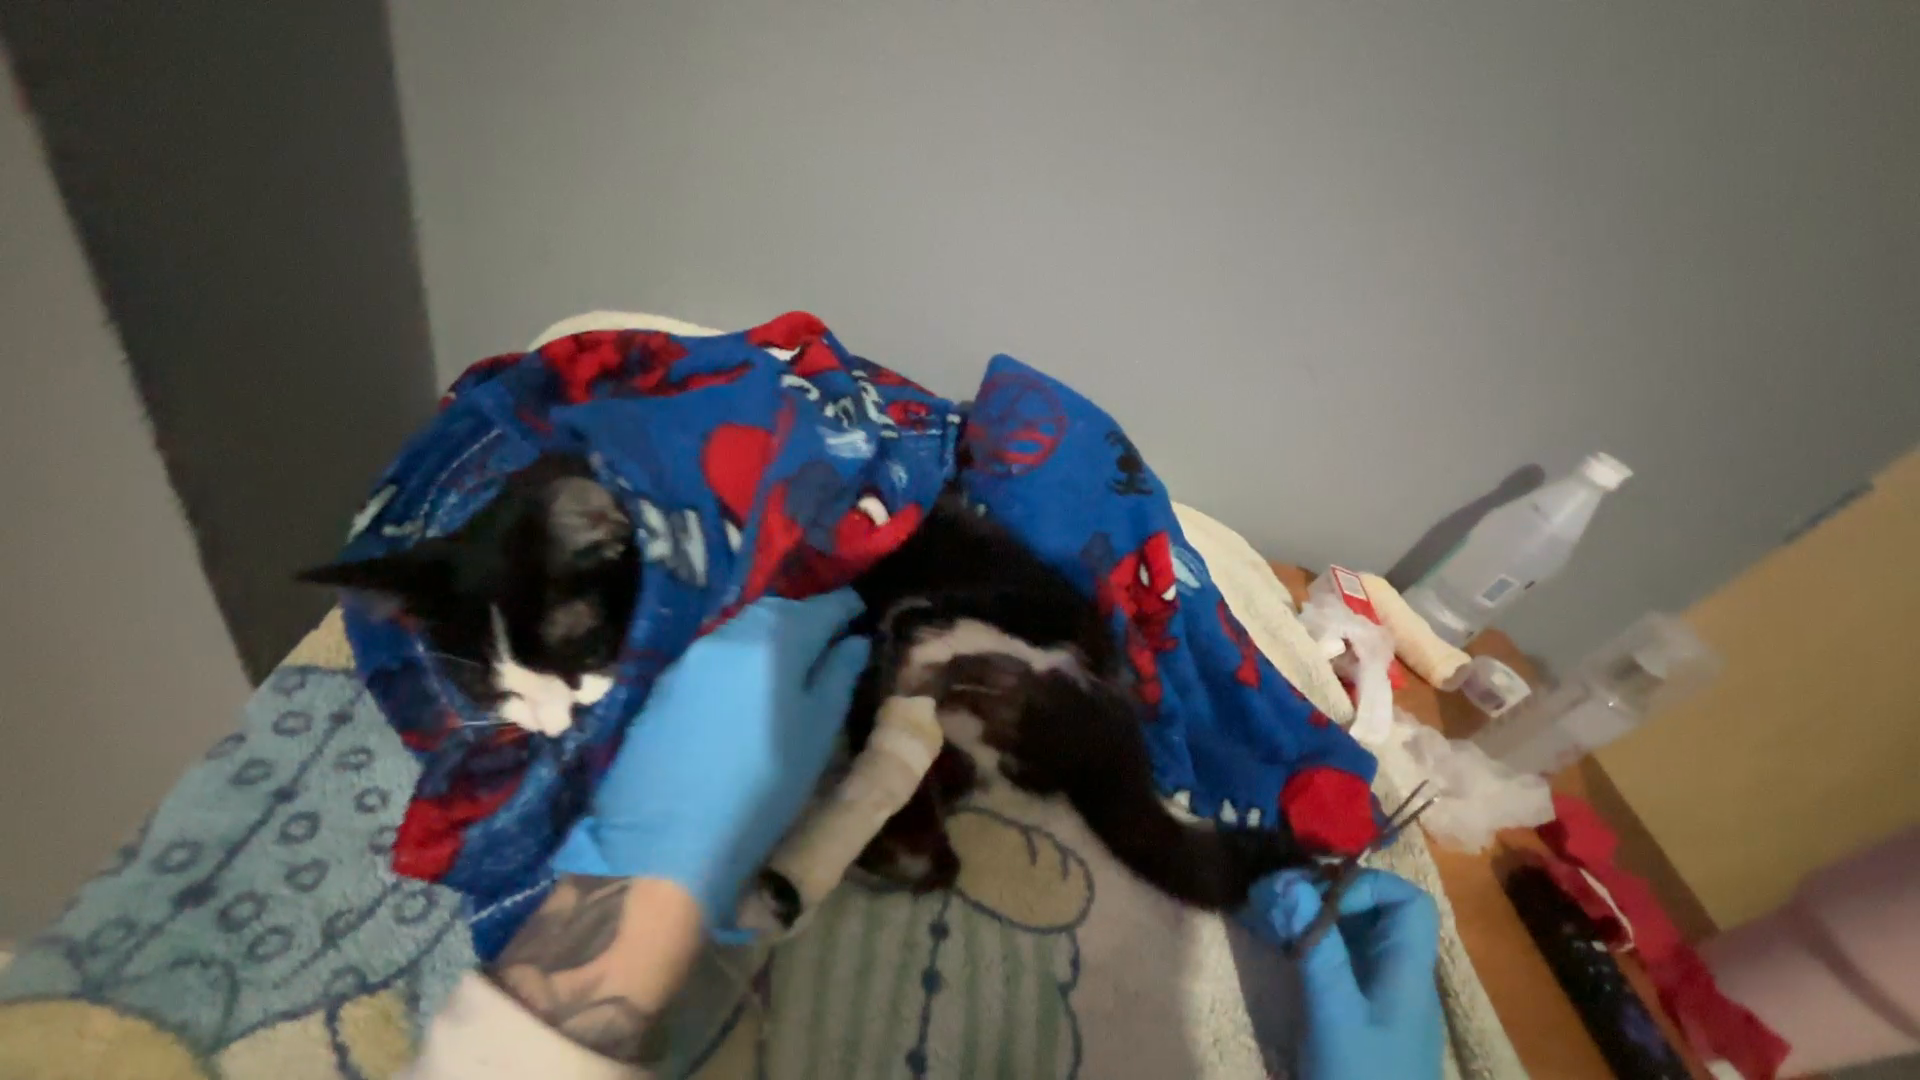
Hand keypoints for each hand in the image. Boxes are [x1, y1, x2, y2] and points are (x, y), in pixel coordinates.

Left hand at [550, 590, 869, 930]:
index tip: (862, 611)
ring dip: (772, 635)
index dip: (846, 606)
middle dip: (807, 617)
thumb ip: (839, 675)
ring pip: (743, 628)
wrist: (670, 842)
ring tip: (791, 663)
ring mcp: (691, 657)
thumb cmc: (766, 784)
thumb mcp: (818, 730)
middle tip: (829, 638)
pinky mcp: (666, 684)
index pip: (821, 606)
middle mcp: (729, 634)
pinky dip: (742, 656)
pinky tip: (747, 687)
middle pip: (778, 610)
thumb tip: (855, 640)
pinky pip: (716, 653)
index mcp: (774, 640)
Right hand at [1239, 868, 1442, 1079]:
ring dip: (1313, 915)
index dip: (1368, 886)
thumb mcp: (1334, 1017)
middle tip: (1277, 894)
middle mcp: (1398, 977)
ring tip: (1268, 910)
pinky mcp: (1357, 1014)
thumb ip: (1317, 950)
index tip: (1319, 897)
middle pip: (1377, 912)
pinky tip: (1277, 943)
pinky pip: (1338, 959)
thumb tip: (1293, 883)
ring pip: (1354, 934)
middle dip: (1327, 894)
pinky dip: (1309, 942)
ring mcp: (1378, 997)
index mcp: (1408, 973)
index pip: (1410, 903)